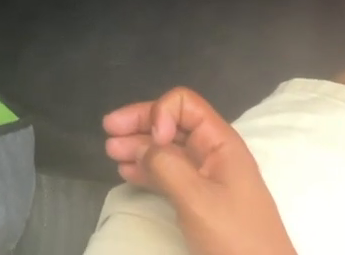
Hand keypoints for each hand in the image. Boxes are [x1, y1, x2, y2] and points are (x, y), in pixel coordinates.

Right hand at [103, 88, 298, 254]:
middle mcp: (213, 154)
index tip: (152, 139)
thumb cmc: (235, 239)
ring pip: (167, 148)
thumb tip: (142, 145)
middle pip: (172, 122)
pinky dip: (147, 168)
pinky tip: (127, 172)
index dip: (161, 112)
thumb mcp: (197, 200)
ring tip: (112, 152)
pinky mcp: (202, 201)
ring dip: (139, 145)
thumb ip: (165, 165)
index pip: (185, 104)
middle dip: (140, 123)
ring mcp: (208, 178)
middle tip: (109, 129)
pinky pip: (169, 173)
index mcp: (221, 143)